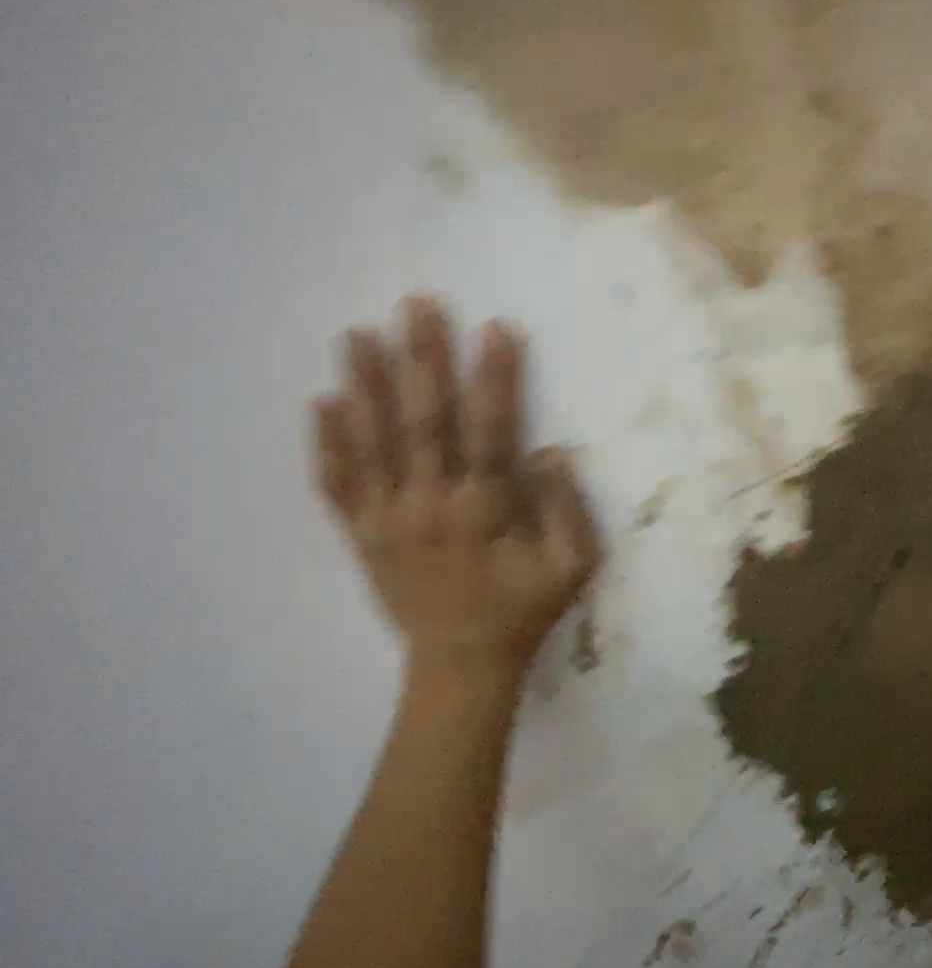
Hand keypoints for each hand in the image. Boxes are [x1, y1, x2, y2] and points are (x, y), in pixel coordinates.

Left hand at [311, 297, 600, 668]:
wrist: (463, 661)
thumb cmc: (526, 609)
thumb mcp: (573, 567)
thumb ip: (566, 509)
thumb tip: (548, 452)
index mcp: (484, 511)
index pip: (490, 431)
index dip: (495, 379)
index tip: (496, 329)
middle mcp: (428, 504)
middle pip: (424, 422)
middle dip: (423, 361)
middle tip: (418, 306)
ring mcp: (386, 519)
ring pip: (372, 442)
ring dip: (366, 385)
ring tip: (357, 334)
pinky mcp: (360, 534)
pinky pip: (337, 483)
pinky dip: (327, 443)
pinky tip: (322, 402)